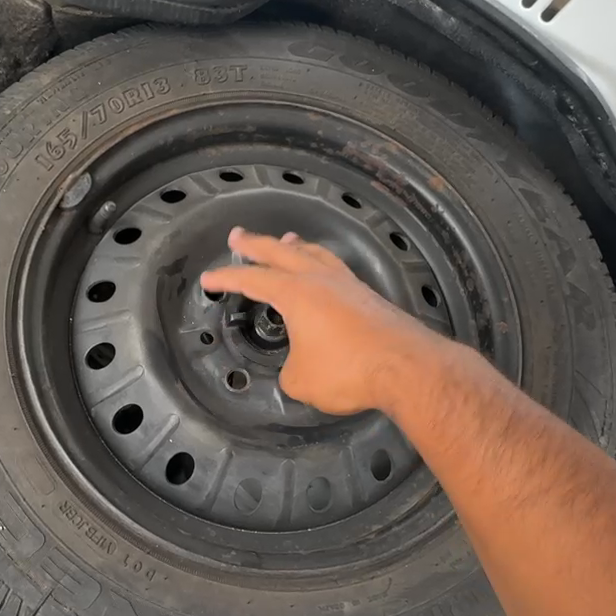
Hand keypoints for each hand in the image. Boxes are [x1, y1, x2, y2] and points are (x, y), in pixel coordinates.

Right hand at [200, 228, 454, 415]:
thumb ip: (290, 369)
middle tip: (238, 235)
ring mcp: (349, 285)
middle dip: (256, 244)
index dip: (227, 278)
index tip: (209, 278)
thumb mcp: (300, 380)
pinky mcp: (369, 298)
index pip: (252, 280)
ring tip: (285, 241)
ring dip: (295, 247)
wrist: (406, 367)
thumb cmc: (347, 371)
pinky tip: (324, 272)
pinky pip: (337, 270)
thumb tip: (299, 365)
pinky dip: (322, 264)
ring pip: (315, 255)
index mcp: (295, 293)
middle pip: (281, 253)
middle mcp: (321, 280)